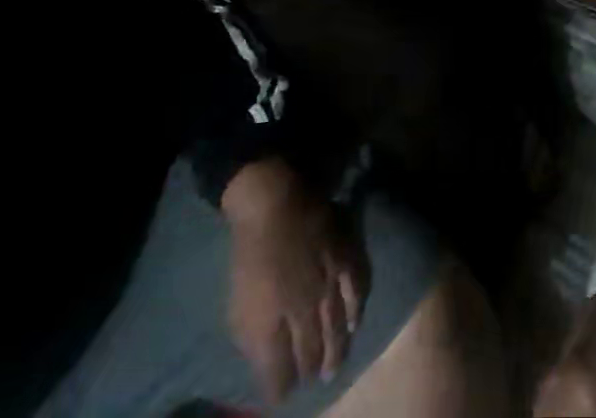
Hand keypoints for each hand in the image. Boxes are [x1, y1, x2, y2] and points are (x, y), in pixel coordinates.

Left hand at [222, 159, 368, 404]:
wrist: (272, 201)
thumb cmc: (248, 251)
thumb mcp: (237, 301)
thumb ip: (252, 336)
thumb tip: (264, 359)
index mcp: (272, 323)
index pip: (281, 370)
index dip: (282, 387)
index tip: (283, 394)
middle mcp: (304, 311)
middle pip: (314, 353)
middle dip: (312, 371)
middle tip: (315, 381)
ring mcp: (328, 286)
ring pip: (337, 329)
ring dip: (337, 351)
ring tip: (336, 365)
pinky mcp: (345, 259)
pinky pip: (358, 291)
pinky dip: (357, 310)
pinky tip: (355, 321)